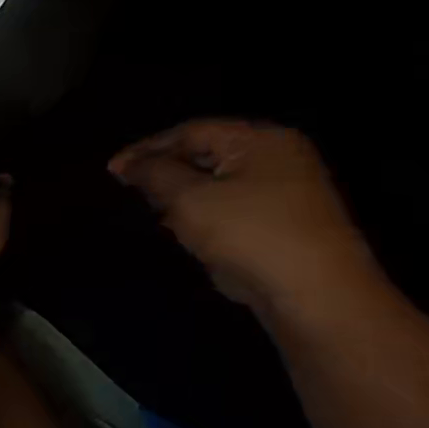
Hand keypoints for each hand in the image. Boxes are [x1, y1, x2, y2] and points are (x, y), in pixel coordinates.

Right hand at [108, 119, 378, 309]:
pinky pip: (233, 209)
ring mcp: (286, 194)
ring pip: (219, 184)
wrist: (316, 296)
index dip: (147, 149)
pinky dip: (204, 216)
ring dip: (183, 196)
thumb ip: (155, 174)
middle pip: (207, 154)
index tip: (112, 171)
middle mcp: (278, 158)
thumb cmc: (249, 234)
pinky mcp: (285, 226)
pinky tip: (186, 233)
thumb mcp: (190, 199)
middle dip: (166, 171)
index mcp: (261, 140)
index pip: (192, 131)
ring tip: (153, 211)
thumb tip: (128, 164)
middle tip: (130, 190)